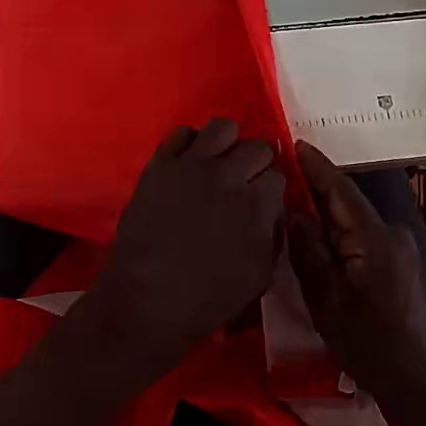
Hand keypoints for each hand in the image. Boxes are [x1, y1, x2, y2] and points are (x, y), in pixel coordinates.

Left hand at [88, 118, 286, 365]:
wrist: (146, 299)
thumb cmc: (208, 297)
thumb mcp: (260, 276)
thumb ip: (273, 234)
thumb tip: (272, 209)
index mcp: (256, 204)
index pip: (279, 175)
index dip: (272, 188)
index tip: (264, 199)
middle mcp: (228, 175)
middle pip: (257, 146)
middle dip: (258, 162)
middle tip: (246, 180)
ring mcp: (191, 166)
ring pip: (222, 127)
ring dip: (228, 143)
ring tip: (220, 162)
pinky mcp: (160, 165)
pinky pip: (181, 133)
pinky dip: (191, 143)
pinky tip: (190, 162)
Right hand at [286, 142, 425, 412]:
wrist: (422, 383)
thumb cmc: (371, 346)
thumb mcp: (328, 302)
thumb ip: (310, 253)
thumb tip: (295, 214)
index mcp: (375, 239)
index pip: (341, 190)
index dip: (317, 167)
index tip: (294, 144)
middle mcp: (392, 234)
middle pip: (347, 203)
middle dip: (315, 189)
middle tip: (281, 176)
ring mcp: (400, 248)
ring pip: (354, 221)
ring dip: (326, 213)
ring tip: (291, 206)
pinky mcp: (400, 263)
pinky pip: (362, 237)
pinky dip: (339, 232)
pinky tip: (317, 238)